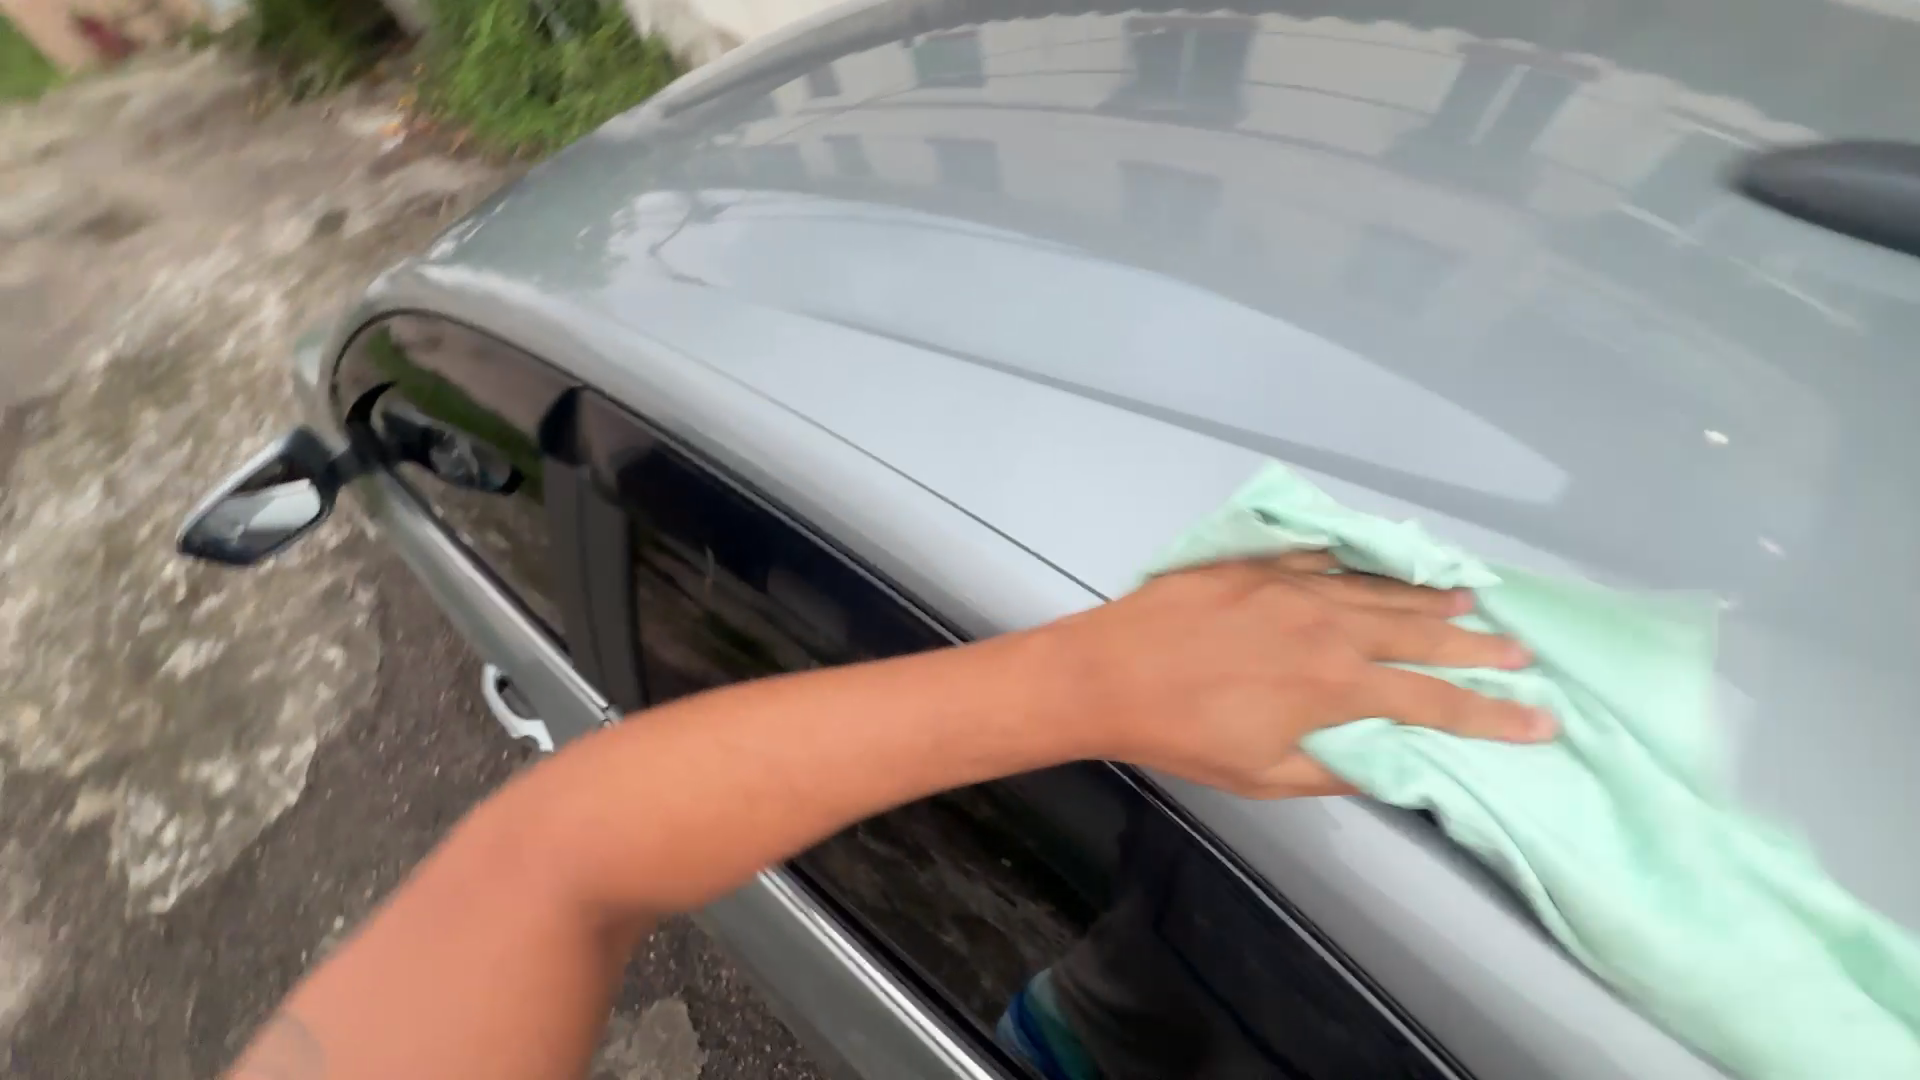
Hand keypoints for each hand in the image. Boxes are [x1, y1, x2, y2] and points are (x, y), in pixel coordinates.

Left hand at [1045, 552, 1550, 797]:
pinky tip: (1379, 563)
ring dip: (1425, 598)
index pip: (1432, 701)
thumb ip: (1334, 767)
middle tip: (1520, 651)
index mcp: (1333, 684)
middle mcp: (1325, 625)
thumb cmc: (1180, 733)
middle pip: (1416, 634)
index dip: (1490, 714)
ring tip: (1468, 602)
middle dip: (1473, 646)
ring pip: (1375, 589)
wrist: (1105, 673)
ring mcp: (1287, 586)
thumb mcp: (1263, 772)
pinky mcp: (1251, 565)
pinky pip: (1319, 557)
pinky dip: (1357, 562)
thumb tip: (1389, 762)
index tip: (1541, 719)